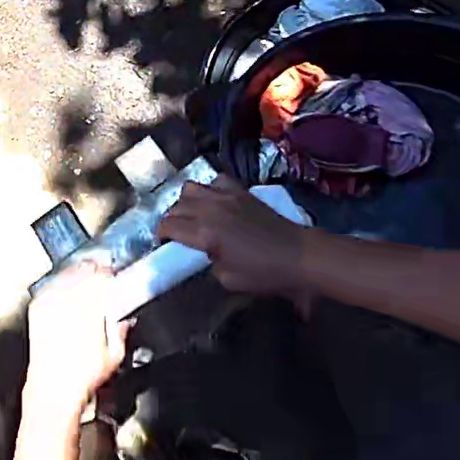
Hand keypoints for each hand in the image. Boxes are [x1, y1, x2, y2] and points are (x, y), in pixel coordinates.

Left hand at [23, 264, 130, 414]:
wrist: (53, 389)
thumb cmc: (82, 376)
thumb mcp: (114, 355)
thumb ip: (120, 330)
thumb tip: (124, 318)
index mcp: (91, 305)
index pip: (101, 275)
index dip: (108, 273)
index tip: (112, 276)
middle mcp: (69, 299)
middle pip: (83, 270)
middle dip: (93, 271)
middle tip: (99, 276)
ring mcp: (50, 302)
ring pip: (65, 275)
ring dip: (75, 274)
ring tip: (82, 281)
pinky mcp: (37, 309)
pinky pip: (49, 286)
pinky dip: (57, 285)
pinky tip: (63, 292)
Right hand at [158, 181, 311, 300]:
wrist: (298, 254)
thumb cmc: (264, 272)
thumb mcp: (228, 279)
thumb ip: (209, 262)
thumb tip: (206, 252)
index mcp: (204, 233)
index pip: (169, 226)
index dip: (161, 235)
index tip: (163, 243)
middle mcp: (210, 209)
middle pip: (176, 206)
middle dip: (171, 220)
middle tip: (176, 233)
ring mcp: (225, 196)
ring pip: (190, 188)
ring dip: (186, 201)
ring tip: (192, 214)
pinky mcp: (240, 191)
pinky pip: (215, 180)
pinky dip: (210, 189)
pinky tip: (215, 201)